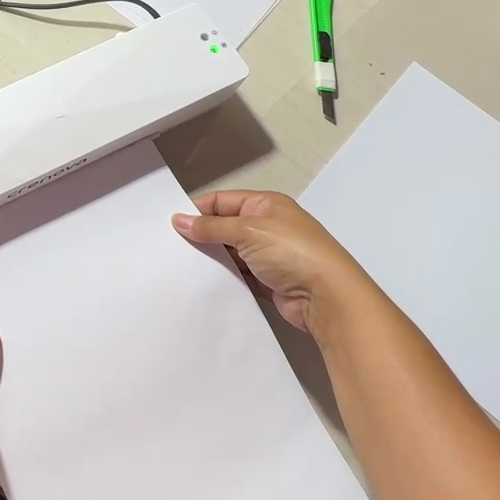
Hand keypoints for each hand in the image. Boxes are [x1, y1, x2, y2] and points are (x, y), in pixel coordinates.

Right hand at [172, 190, 373, 334]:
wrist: (328, 298)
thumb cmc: (291, 252)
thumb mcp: (247, 231)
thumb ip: (210, 226)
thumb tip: (179, 220)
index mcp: (266, 205)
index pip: (223, 201)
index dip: (198, 210)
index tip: (172, 223)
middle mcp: (268, 226)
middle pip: (225, 226)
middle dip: (202, 235)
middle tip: (172, 246)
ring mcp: (269, 254)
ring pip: (230, 252)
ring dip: (212, 257)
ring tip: (182, 264)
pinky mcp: (269, 280)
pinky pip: (238, 274)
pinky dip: (224, 277)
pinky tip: (203, 281)